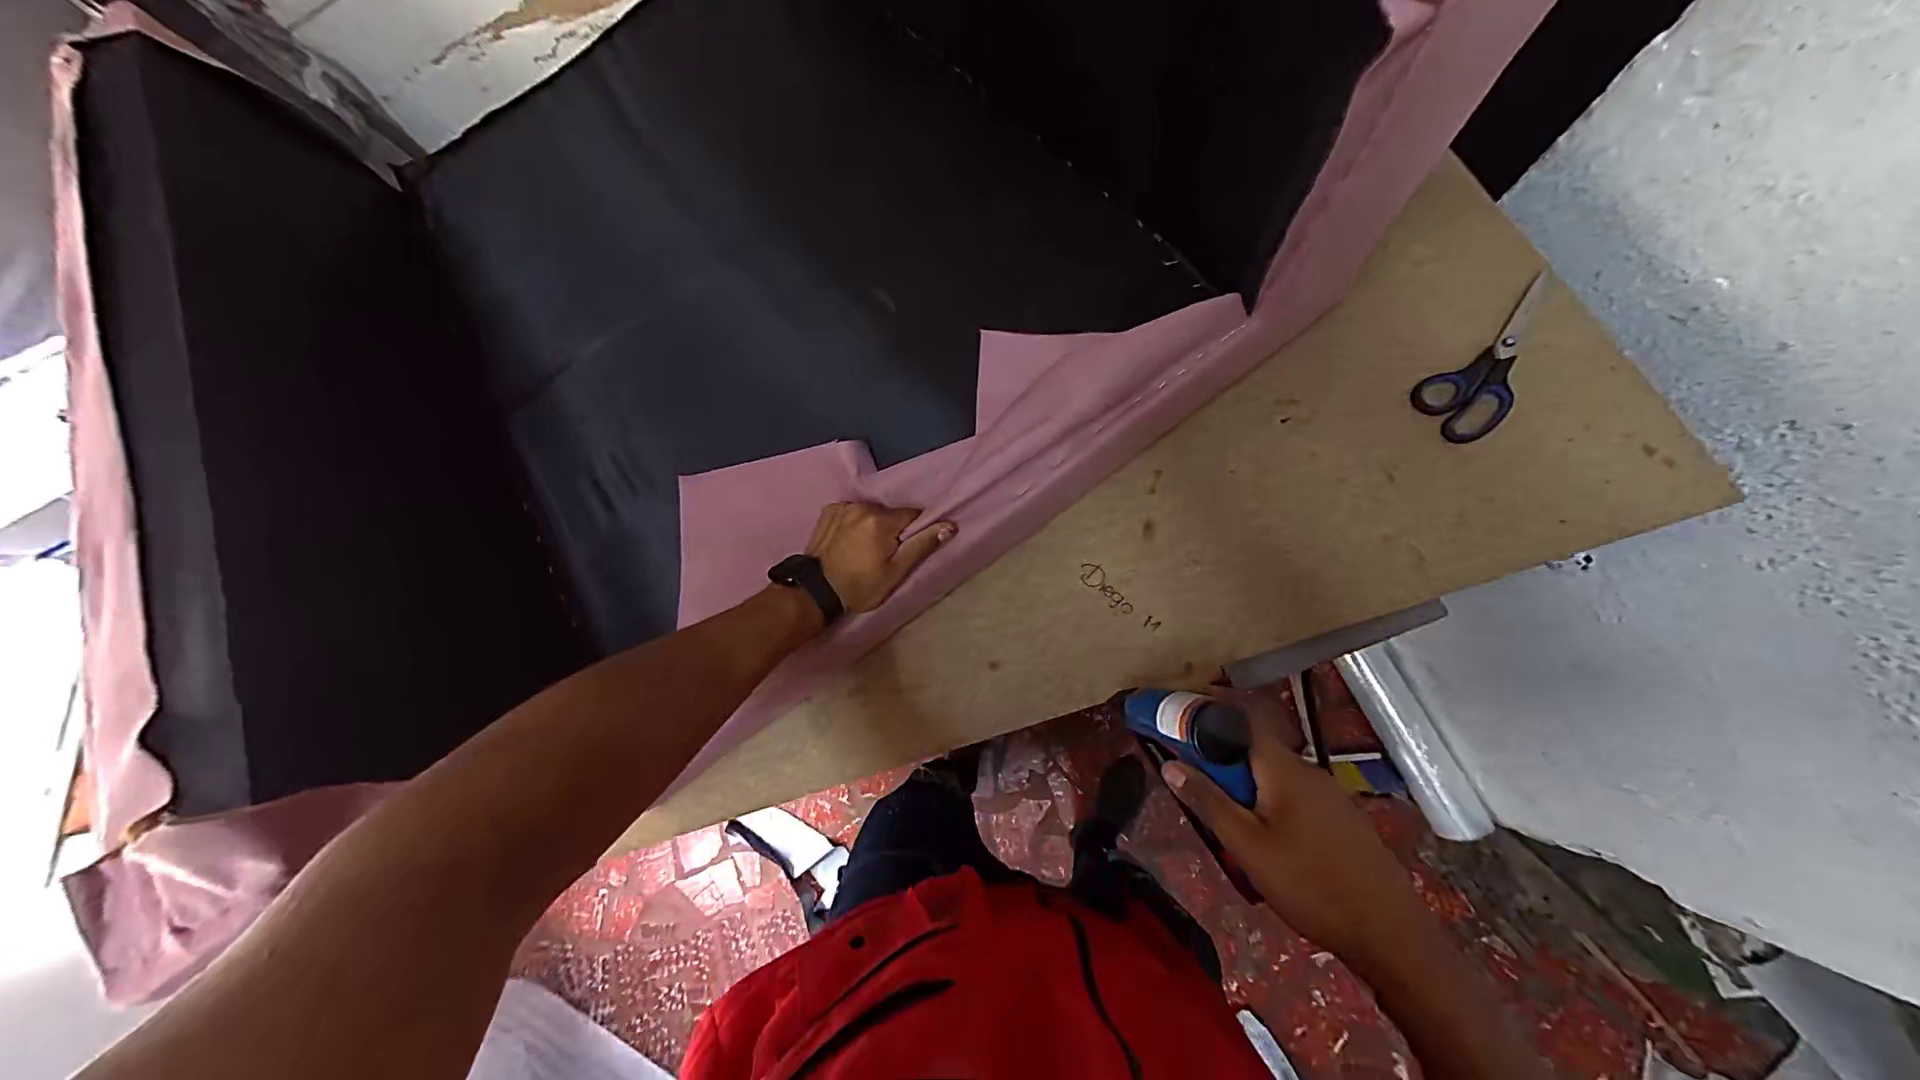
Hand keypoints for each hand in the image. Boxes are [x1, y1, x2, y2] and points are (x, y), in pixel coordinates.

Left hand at [805, 502, 955, 614]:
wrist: (816, 591)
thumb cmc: (860, 586)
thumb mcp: (896, 571)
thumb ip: (922, 545)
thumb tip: (949, 525)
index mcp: (881, 520)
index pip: (912, 515)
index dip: (912, 533)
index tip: (903, 550)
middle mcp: (862, 506)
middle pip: (890, 513)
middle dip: (892, 529)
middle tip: (882, 554)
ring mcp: (842, 506)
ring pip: (871, 512)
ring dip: (872, 525)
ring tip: (863, 549)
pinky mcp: (828, 511)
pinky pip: (851, 512)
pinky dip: (854, 522)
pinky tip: (848, 542)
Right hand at [1160, 687, 1435, 961]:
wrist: (1389, 934)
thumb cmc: (1309, 884)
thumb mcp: (1246, 846)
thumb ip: (1208, 801)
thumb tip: (1171, 765)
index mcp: (1284, 768)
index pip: (1244, 717)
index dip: (1210, 712)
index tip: (1179, 723)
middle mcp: (1309, 771)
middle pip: (1256, 751)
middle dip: (1224, 767)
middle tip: (1199, 795)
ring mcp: (1331, 796)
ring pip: (1274, 779)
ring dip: (1246, 792)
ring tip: (1230, 831)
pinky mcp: (1342, 820)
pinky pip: (1295, 799)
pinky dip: (1270, 807)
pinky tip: (1268, 846)